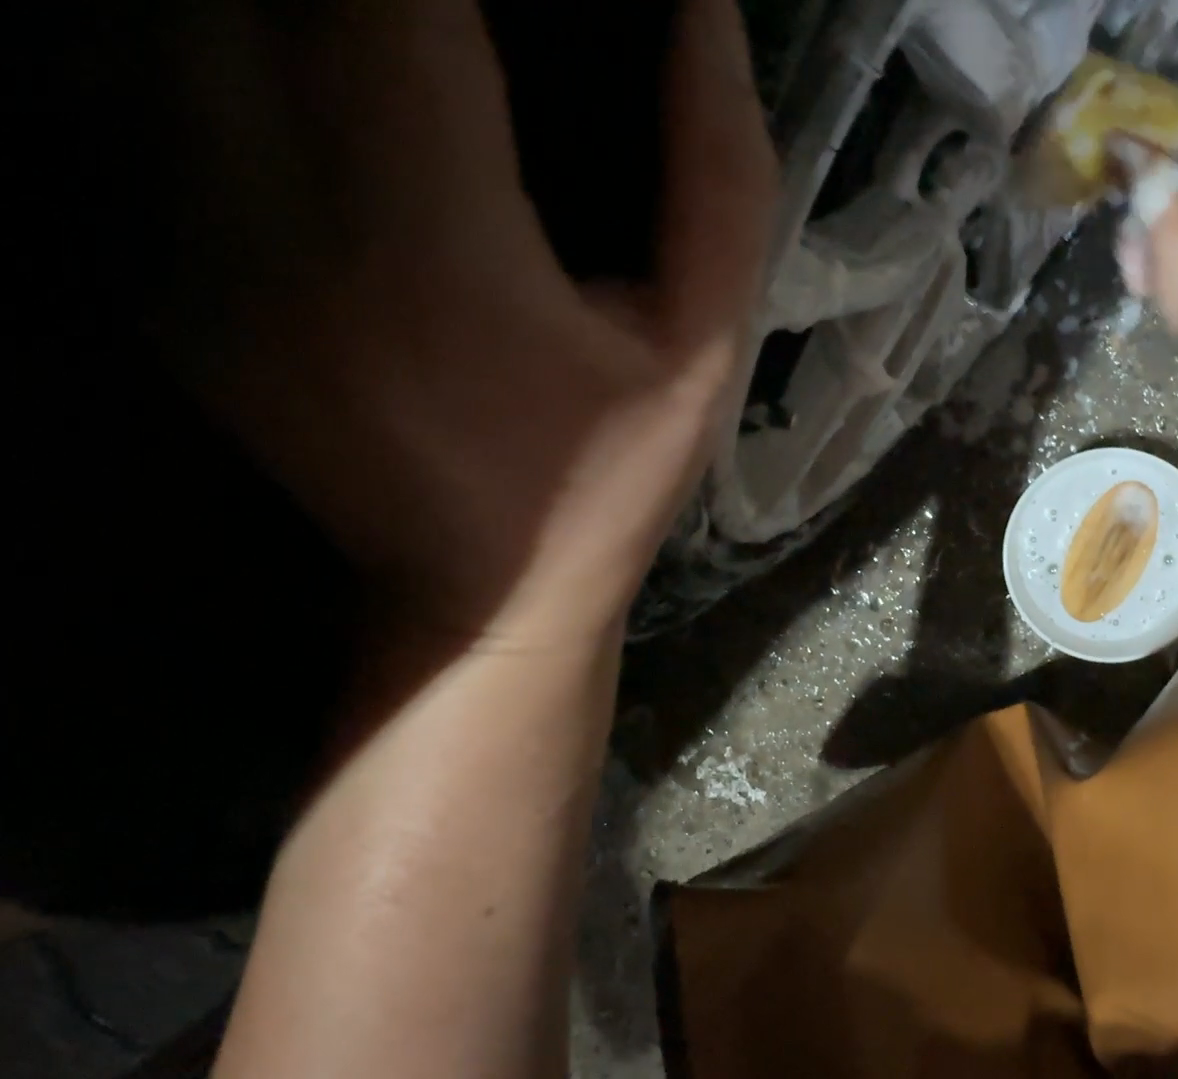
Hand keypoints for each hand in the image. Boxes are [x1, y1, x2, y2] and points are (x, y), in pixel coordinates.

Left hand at [172, 0, 774, 643]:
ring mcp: (185, 243)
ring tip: (418, 54)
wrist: (480, 596)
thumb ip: (719, 181)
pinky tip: (323, 78)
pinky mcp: (153, 261)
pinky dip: (224, 46)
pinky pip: (134, 76)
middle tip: (469, 31)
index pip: (398, 10)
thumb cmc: (614, 477)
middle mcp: (275, 224)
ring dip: (296, 16)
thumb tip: (704, 12)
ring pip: (173, 22)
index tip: (538, 5)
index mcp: (437, 254)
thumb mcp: (705, 346)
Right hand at [1115, 137, 1177, 337]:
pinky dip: (1168, 255)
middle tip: (1131, 239)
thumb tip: (1124, 139)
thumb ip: (1146, 173)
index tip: (1117, 170)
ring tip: (1139, 273)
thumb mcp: (1164, 219)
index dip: (1147, 151)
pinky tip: (1152, 281)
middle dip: (1146, 210)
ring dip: (1151, 239)